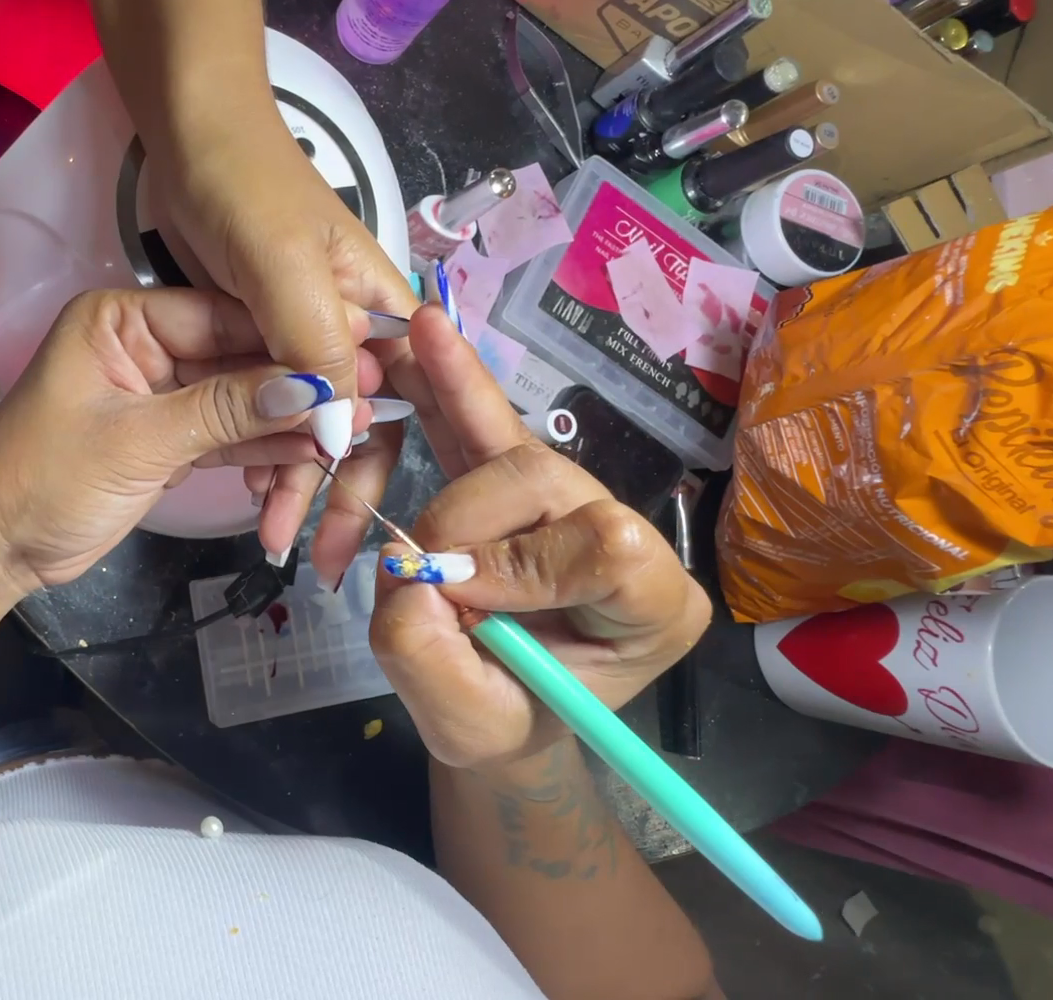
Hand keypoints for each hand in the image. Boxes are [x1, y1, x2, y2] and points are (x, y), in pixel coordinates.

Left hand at [0, 287, 374, 593]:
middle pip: (239, 358)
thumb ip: (225, 410)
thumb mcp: (136, 439)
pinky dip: (261, 447)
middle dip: (296, 389)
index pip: (224, 316)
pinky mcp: (168, 437)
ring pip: (239, 399)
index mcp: (124, 319)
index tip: (353, 364)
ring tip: (351, 435)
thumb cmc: (47, 480)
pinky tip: (310, 455)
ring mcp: (161, 393)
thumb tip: (313, 389)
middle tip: (366, 406)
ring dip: (288, 422)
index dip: (287, 344)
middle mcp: (147, 345)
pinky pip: (225, 433)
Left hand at [148, 106, 418, 584]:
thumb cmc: (239, 192)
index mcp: (366, 304)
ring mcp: (284, 335)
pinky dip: (256, 447)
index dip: (376, 457)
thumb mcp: (278, 270)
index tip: (359, 520)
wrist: (182, 139)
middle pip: (345, 417)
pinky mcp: (241, 344)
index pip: (392, 394)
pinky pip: (256, 406)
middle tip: (322, 551)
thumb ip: (311, 348)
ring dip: (290, 474)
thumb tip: (343, 435)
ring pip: (297, 419)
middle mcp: (335, 324)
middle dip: (331, 484)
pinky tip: (252, 491)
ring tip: (276, 533)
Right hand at [370, 307, 711, 769]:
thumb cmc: (495, 723)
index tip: (451, 599)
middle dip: (461, 518)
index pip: (608, 548)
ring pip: (508, 442)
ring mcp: (570, 503)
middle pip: (543, 480)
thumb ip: (428, 656)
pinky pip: (484, 427)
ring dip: (446, 404)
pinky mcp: (516, 485)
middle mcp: (622, 539)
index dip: (519, 563)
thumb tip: (402, 568)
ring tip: (405, 345)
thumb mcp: (461, 721)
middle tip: (412, 567)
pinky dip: (452, 384)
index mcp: (649, 608)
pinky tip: (428, 329)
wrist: (497, 713)